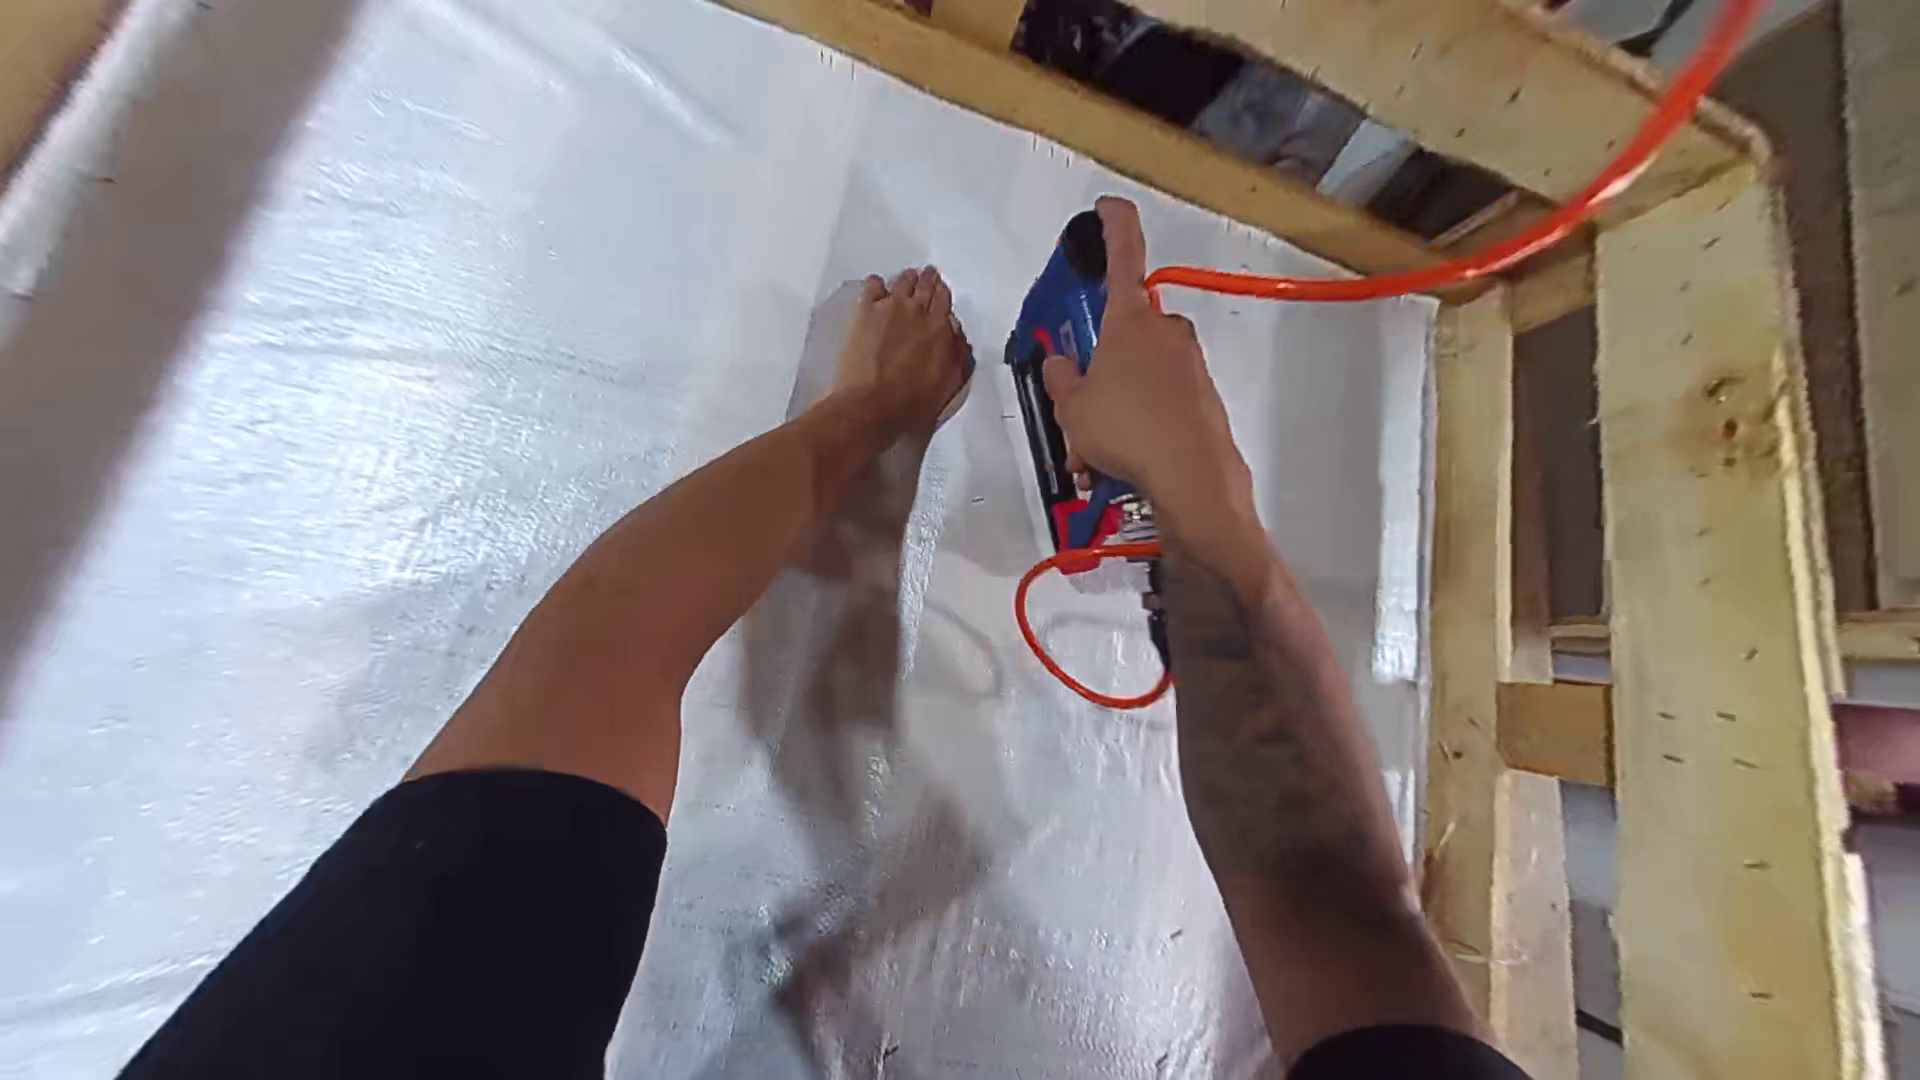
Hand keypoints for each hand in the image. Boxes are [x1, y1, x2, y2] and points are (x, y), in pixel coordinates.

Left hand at [832, 266, 972, 434]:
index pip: (944, 300)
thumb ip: (957, 354)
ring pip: (902, 282)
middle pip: (925, 286)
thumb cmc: (913, 402)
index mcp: (940, 329)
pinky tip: (876, 287)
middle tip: (928, 276)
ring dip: (906, 279)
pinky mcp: (865, 312)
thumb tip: (956, 334)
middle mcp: (917, 311)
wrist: (874, 405)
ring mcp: (890, 308)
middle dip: (928, 280)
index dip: (943, 293)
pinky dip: (876, 284)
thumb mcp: (950, 383)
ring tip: (907, 278)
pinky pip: (872, 286)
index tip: (941, 290)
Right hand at [1042, 197, 1251, 520]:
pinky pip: (1157, 402)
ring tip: (1091, 458)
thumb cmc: (1124, 429)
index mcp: (1130, 322)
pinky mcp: (1202, 397)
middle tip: (1075, 413)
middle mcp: (1165, 333)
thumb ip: (1061, 379)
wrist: (1191, 475)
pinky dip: (1134, 426)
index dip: (1114, 225)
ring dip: (1109, 411)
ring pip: (1136, 378)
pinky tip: (1117, 463)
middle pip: (1122, 337)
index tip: (1107, 206)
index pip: (1123, 256)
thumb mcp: (1072, 407)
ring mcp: (1188, 365)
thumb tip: (1062, 363)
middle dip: (1096, 372)